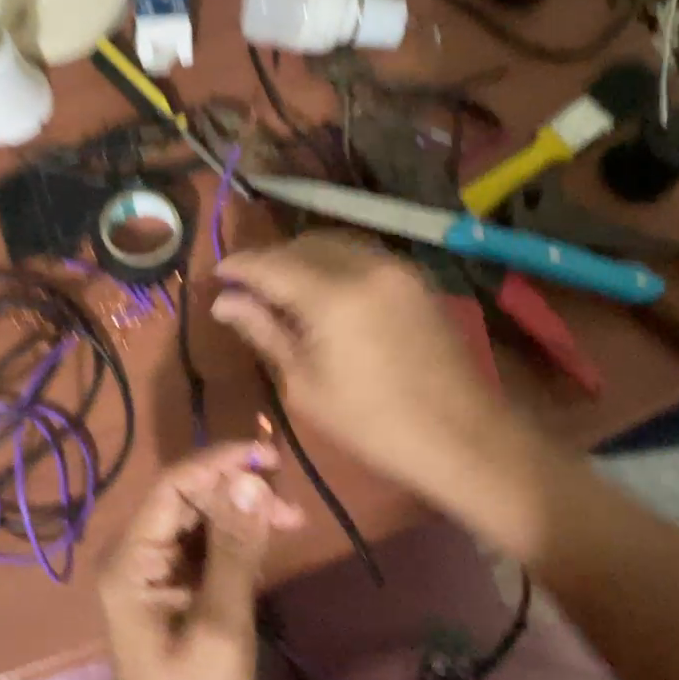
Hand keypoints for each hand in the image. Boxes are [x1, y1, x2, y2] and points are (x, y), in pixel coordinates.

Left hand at [99, 441, 303, 679]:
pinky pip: (203, 546)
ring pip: (199, 519)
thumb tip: (250, 478)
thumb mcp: (221, 626)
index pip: (173, 487)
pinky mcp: (171, 590)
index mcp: (130, 561)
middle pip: (186, 499)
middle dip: (237, 490)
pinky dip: (237, 540)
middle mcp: (134, 557)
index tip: (270, 453)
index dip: (219, 462)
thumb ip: (234, 550)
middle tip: (290, 503)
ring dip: (242, 513)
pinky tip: (269, 538)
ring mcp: (151, 574)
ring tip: (291, 519)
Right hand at [213, 232, 503, 495]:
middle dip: (269, 260)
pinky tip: (323, 291)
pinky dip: (333, 262)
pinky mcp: (415, 277)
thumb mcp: (305, 384)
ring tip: (282, 288)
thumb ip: (264, 332)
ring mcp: (395, 267)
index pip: (271, 263)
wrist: (462, 436)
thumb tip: (224, 302)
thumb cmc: (372, 423)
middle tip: (246, 287)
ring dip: (301, 257)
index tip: (216, 276)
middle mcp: (365, 266)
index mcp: (332, 296)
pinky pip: (361, 254)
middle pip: (301, 245)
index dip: (239, 266)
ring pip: (333, 243)